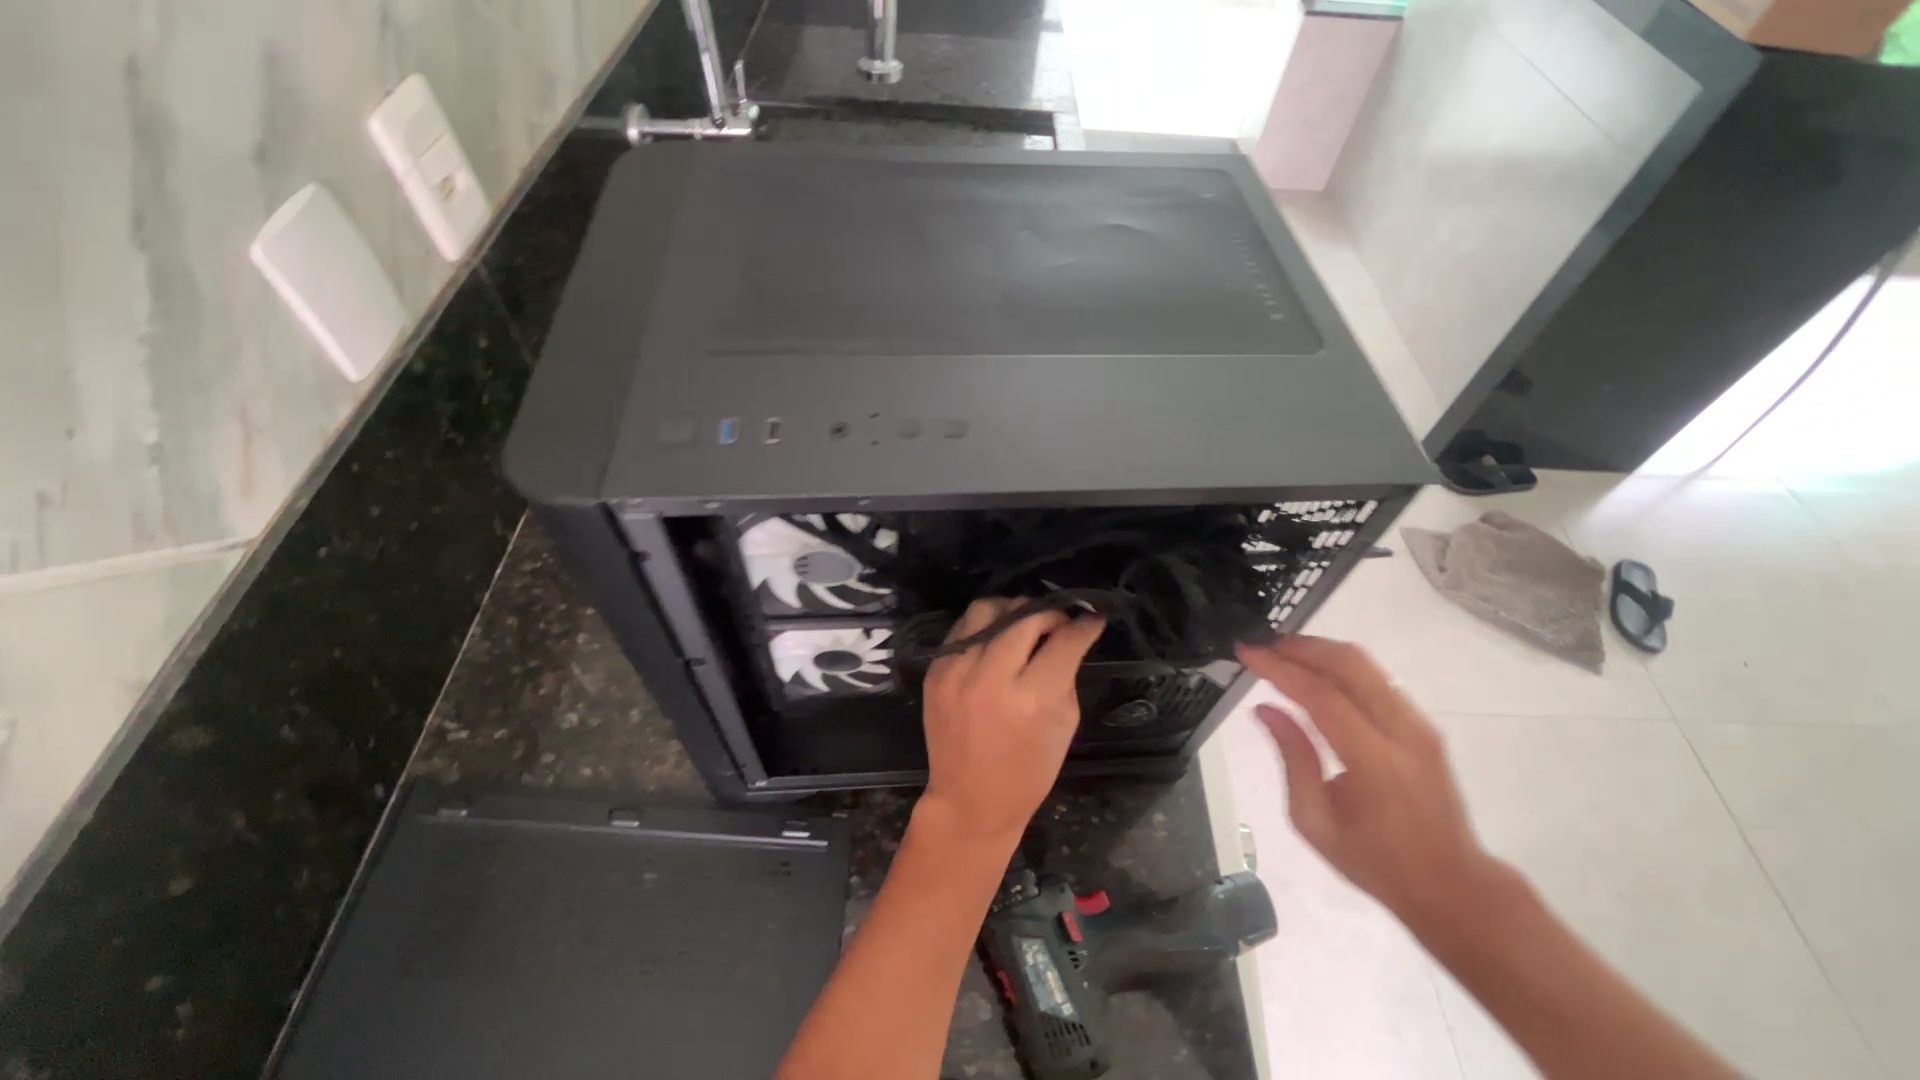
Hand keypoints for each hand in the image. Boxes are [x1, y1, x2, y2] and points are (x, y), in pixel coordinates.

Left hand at [919, 599, 1106, 845]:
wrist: (970, 800)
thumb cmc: (1028, 772)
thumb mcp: (1064, 725)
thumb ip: (1066, 676)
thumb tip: (1069, 638)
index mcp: (1032, 698)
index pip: (1064, 641)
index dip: (1084, 625)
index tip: (1092, 618)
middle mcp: (991, 677)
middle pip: (1026, 618)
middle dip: (1051, 614)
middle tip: (1061, 621)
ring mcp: (956, 671)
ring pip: (987, 610)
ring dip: (1013, 610)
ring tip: (1025, 622)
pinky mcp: (935, 672)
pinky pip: (962, 628)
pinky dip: (984, 626)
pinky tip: (997, 637)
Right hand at [1236, 635, 1502, 926]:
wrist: (1450, 883)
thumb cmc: (1375, 862)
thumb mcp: (1315, 821)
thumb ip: (1293, 758)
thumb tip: (1265, 709)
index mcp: (1375, 763)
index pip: (1322, 696)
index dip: (1280, 668)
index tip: (1246, 652)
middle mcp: (1404, 733)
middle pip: (1351, 665)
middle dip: (1302, 647)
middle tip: (1263, 645)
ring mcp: (1420, 727)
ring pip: (1367, 666)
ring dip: (1321, 653)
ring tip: (1282, 655)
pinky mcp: (1425, 727)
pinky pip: (1378, 682)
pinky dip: (1341, 670)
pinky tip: (1315, 676)